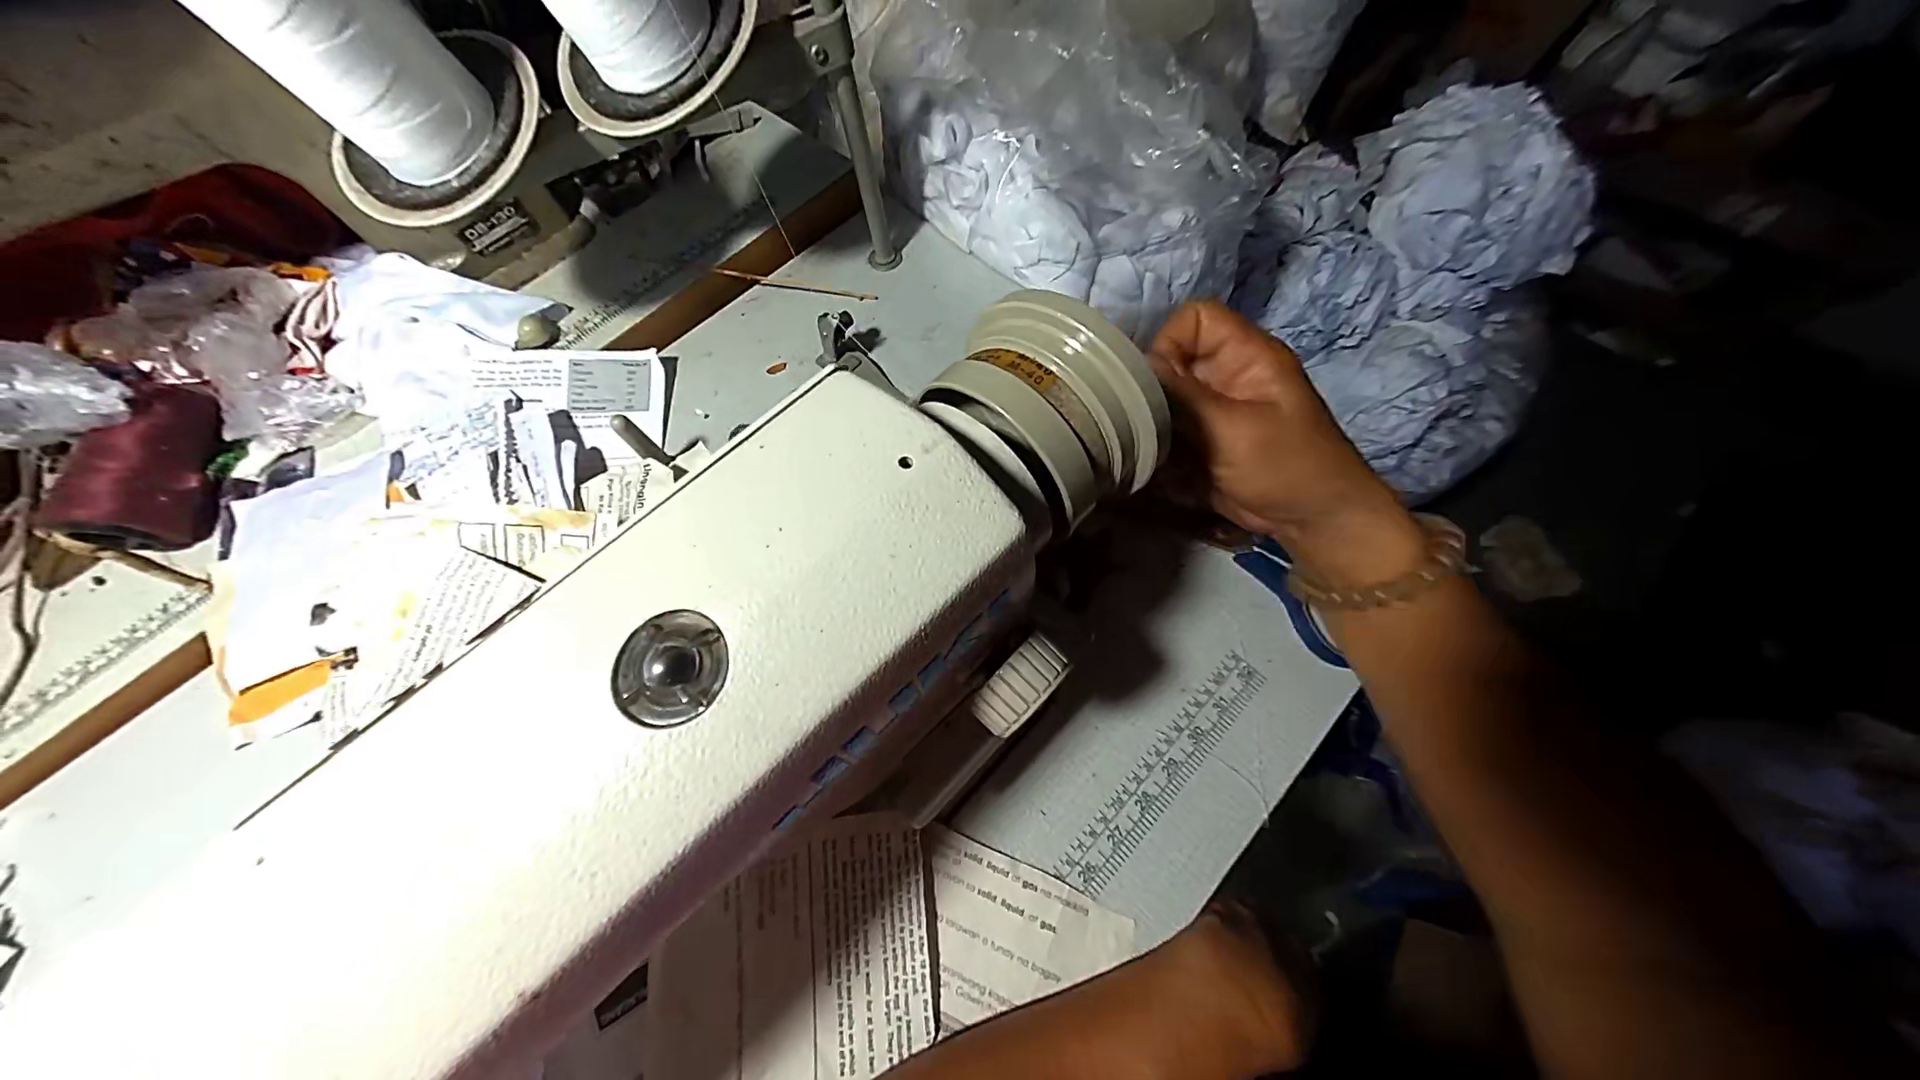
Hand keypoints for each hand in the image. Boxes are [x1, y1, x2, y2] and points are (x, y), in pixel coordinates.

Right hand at [1148, 301, 1423, 583]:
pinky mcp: (1203, 443)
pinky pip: (1168, 434)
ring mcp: (1213, 411)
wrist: (1312, 521)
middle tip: (1148, 426)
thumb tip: (1138, 369)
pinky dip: (1159, 450)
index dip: (1169, 341)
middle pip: (1173, 362)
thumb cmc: (1286, 466)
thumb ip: (1184, 396)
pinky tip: (1160, 470)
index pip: (1196, 319)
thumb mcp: (1233, 428)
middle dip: (1153, 392)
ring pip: (1164, 401)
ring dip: (1153, 426)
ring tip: (1153, 452)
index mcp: (1245, 357)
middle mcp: (1225, 377)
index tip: (1155, 382)